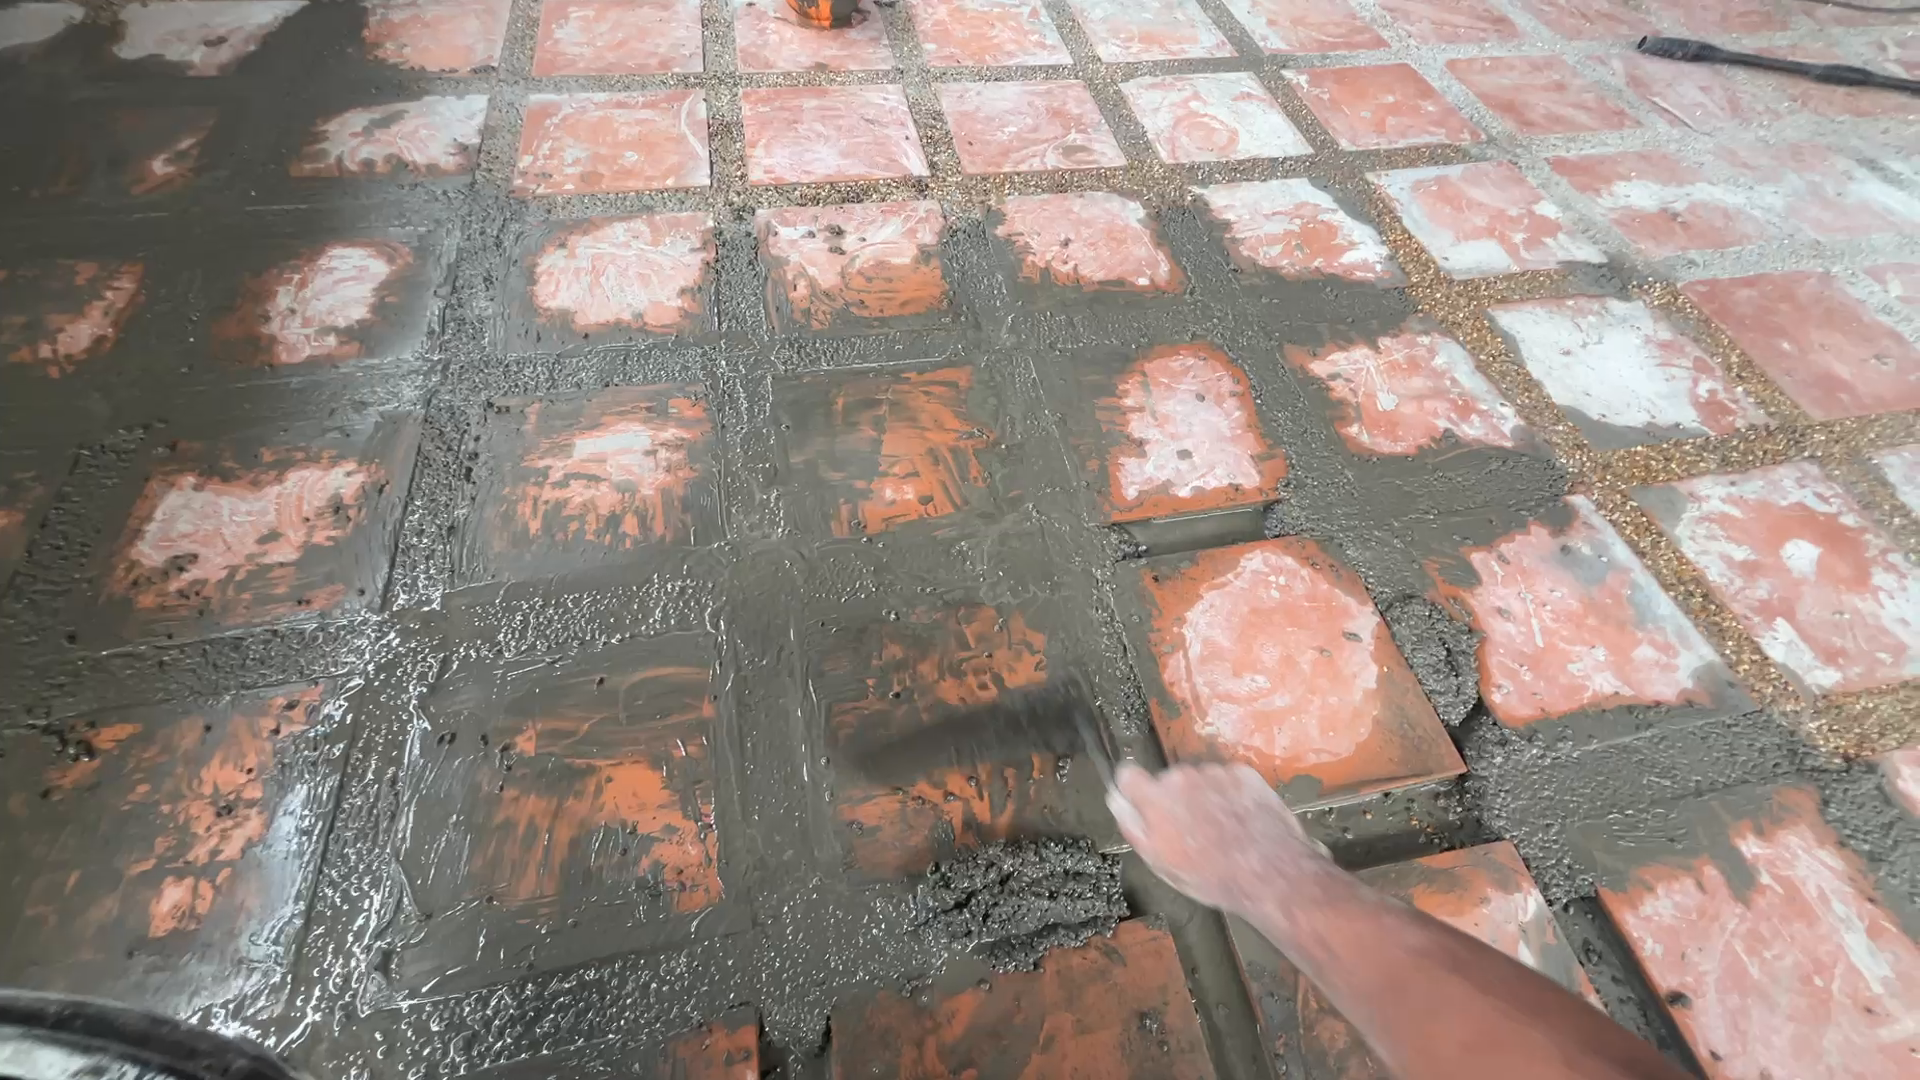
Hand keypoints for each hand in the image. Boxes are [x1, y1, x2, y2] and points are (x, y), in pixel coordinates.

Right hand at [1109, 762, 1328, 916]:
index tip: (1145, 806)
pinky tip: (1240, 821)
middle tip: (1193, 831)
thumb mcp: (1160, 862)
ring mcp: (1214, 771)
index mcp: (1155, 797)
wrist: (1271, 875)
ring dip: (1204, 796)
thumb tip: (1116, 799)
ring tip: (1222, 830)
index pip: (1127, 774)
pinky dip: (1230, 794)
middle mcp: (1180, 775)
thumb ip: (1133, 826)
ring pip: (1199, 779)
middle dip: (1175, 799)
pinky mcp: (1243, 773)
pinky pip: (1227, 778)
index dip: (1134, 790)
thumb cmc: (1210, 876)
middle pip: (1167, 779)